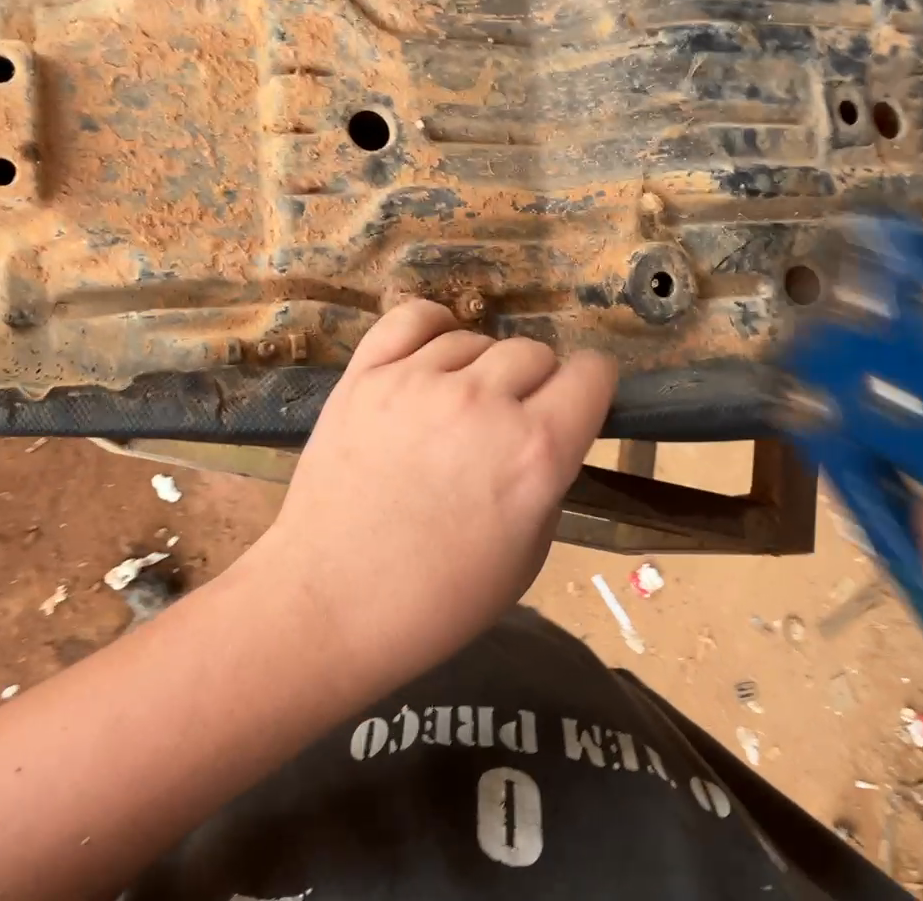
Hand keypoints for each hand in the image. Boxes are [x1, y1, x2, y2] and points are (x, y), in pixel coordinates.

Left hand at [238, 301, 617, 685]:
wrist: (330, 604)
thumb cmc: (437, 601)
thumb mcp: (529, 555)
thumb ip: (547, 480)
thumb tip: (547, 434)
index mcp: (536, 452)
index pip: (591, 375)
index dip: (590, 390)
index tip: (575, 406)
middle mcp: (482, 403)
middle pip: (535, 353)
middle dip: (535, 386)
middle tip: (507, 426)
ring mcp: (417, 383)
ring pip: (475, 339)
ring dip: (480, 370)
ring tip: (458, 412)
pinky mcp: (364, 376)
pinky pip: (411, 318)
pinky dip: (431, 328)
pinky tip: (433, 353)